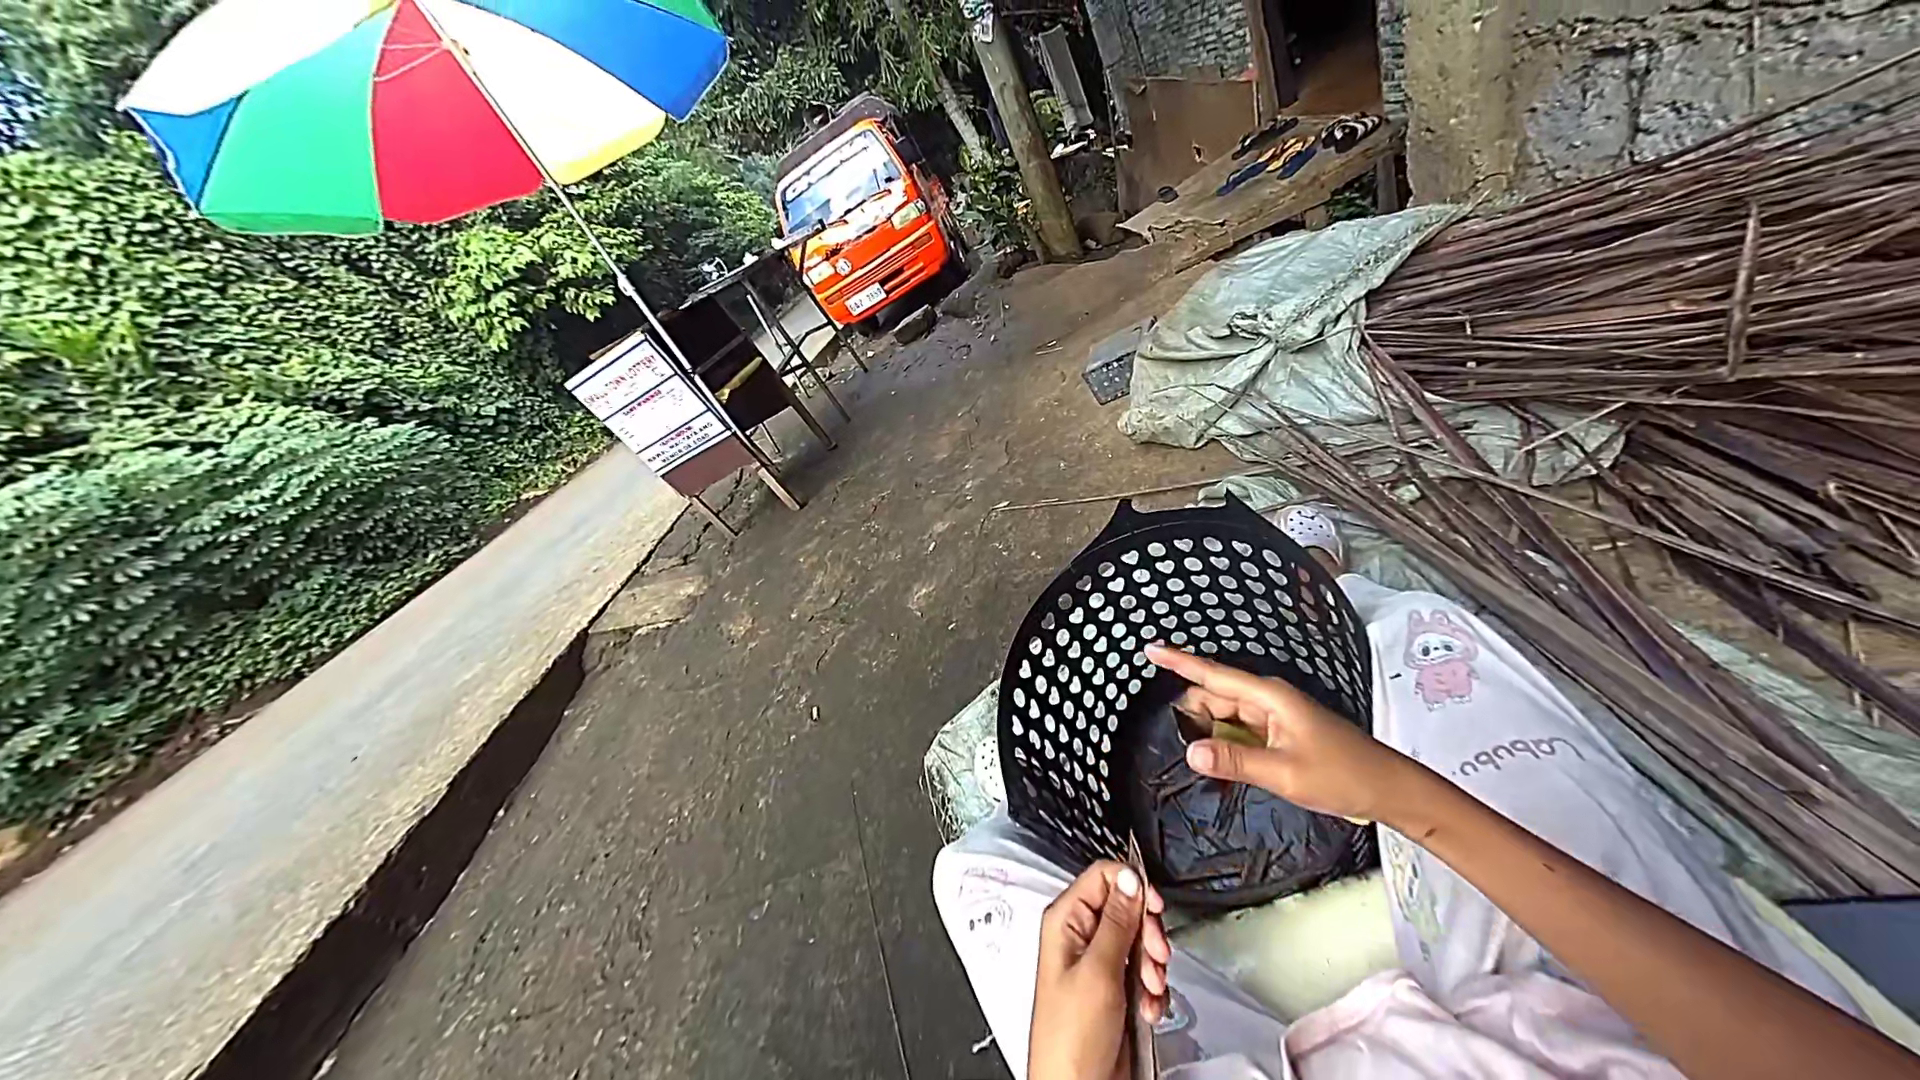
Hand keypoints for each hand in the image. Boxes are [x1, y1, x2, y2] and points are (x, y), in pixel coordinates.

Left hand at [1029, 861, 1169, 1079]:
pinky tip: (1149, 1007)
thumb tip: (1129, 879)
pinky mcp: (1114, 988)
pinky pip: (1142, 972)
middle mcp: (1080, 936)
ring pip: (1138, 940)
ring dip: (1152, 965)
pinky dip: (1152, 989)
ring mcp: (1098, 963)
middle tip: (1155, 954)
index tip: (1154, 906)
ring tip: (1150, 988)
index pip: (1102, 877)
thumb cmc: (1070, 1038)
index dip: (1132, 885)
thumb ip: (1118, 922)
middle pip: (1125, 907)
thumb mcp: (1099, 971)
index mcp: (1066, 920)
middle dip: (1147, 931)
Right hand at [1148, 642, 1424, 825]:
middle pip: (1212, 697)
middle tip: (1184, 749)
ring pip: (1223, 715)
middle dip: (1192, 716)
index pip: (1213, 674)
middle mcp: (1266, 698)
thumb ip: (1235, 762)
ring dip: (1208, 733)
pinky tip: (1220, 762)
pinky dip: (1224, 743)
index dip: (1179, 661)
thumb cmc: (1342, 775)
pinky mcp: (1276, 731)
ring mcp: (1271, 715)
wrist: (1389, 789)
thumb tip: (1190, 752)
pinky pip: (1237, 730)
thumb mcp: (1285, 772)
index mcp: (1268, 696)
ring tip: (1204, 761)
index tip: (1150, 649)